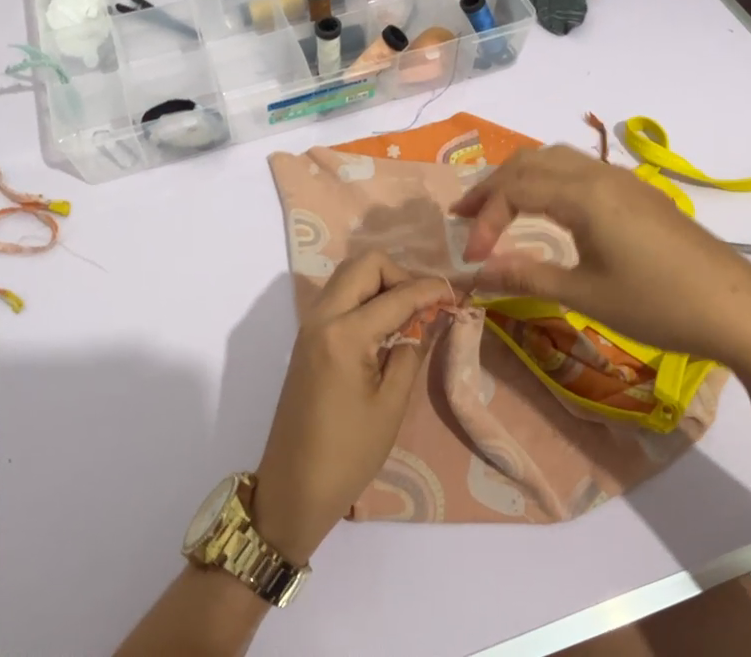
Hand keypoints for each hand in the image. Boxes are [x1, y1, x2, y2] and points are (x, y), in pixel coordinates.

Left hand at [252, 253, 450, 563]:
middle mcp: (322, 318)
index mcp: (344, 334)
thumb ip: (410, 352)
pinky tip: (386, 328)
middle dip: (400, 275)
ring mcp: (309, 326)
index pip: (396, 295)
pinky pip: (338, 298)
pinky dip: (364, 299)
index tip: (457, 294)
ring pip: (348, 277)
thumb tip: (428, 320)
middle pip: (364, 265)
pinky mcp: (306, 339)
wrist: (293, 485)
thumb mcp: (391, 405)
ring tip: (409, 317)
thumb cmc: (348, 453)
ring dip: (380, 284)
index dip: (430, 290)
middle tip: (425, 306)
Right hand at [451, 145, 750, 369]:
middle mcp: (599, 176)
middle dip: (491, 186)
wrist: (738, 310)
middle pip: (530, 162)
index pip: (514, 190)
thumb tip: (475, 274)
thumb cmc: (658, 305)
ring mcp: (622, 181)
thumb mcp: (585, 295)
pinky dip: (546, 180)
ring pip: (556, 159)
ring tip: (495, 208)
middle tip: (463, 216)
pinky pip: (578, 170)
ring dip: (519, 178)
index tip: (472, 259)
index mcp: (584, 196)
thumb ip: (526, 276)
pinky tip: (544, 209)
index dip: (484, 220)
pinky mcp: (638, 195)